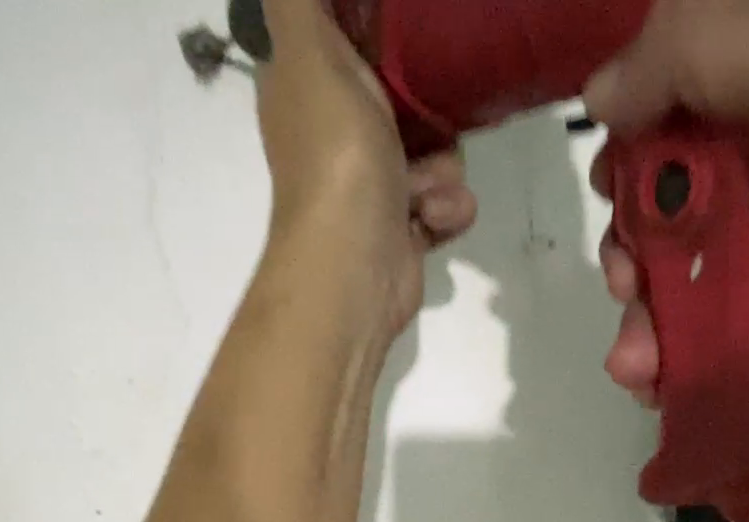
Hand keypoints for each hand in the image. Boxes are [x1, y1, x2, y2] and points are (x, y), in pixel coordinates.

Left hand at [255, 0, 475, 350]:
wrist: (356, 268)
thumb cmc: (336, 159)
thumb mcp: (310, 53)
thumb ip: (301, 0)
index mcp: (306, 90)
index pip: (343, 41)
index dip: (376, 33)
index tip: (406, 33)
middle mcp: (336, 136)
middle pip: (404, 98)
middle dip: (429, 110)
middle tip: (428, 114)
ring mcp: (372, 186)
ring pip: (436, 152)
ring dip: (441, 171)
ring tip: (421, 189)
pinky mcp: (405, 228)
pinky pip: (447, 201)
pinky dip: (446, 211)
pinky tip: (431, 220)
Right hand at [585, 1, 748, 438]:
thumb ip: (705, 47)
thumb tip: (604, 89)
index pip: (706, 73)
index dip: (645, 119)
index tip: (618, 172)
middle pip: (681, 180)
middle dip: (635, 233)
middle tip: (625, 275)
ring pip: (683, 262)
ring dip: (641, 308)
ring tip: (638, 355)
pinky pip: (702, 321)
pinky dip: (666, 349)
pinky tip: (651, 376)